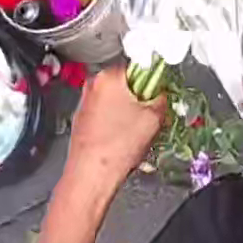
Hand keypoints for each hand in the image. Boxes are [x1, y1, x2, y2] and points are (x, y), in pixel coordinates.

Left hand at [64, 66, 165, 191]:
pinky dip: (114, 122)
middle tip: (148, 115)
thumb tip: (161, 95)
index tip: (157, 93)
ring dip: (126, 111)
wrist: (90, 175)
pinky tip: (120, 139)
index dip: (151, 81)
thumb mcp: (153, 118)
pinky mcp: (81, 119)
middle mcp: (92, 85)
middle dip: (139, 98)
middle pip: (125, 83)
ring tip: (134, 131)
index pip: (136, 67)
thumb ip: (161, 99)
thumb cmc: (118, 146)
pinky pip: (104, 113)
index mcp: (108, 76)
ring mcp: (84, 102)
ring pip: (114, 99)